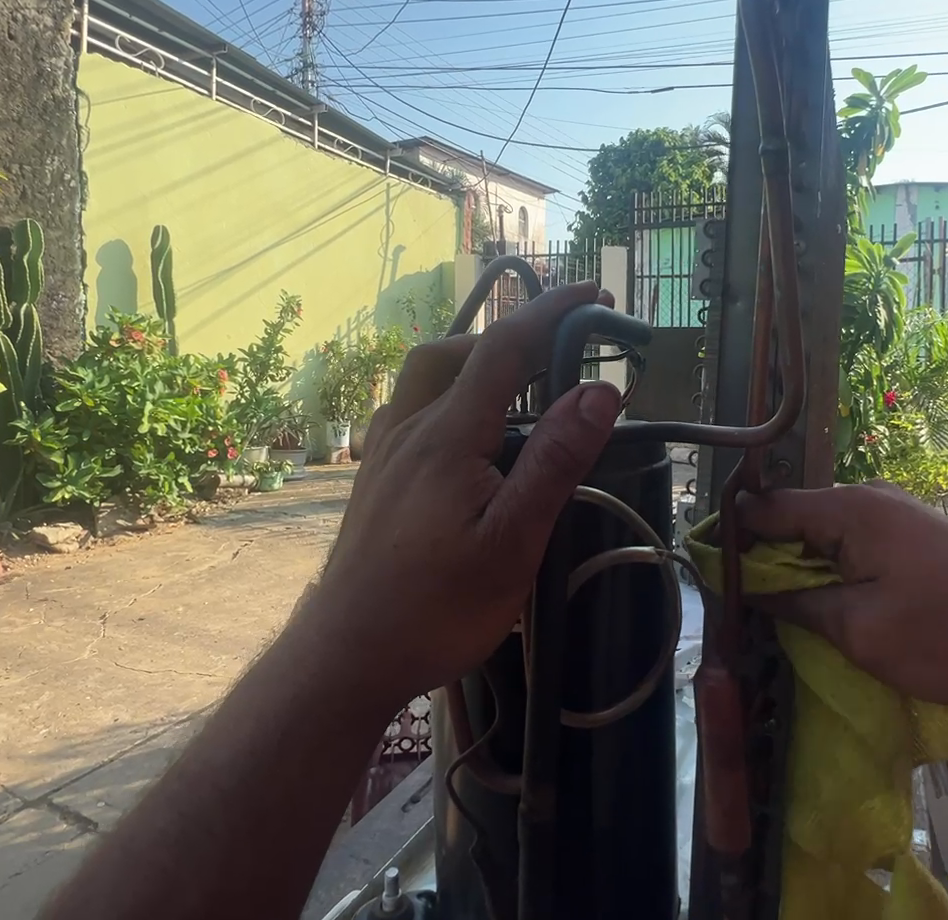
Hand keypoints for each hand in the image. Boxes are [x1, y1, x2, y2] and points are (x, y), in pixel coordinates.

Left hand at [304, 282, 623, 710]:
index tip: (596, 291)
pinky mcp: (373, 476)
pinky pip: (409, 407)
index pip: (505, 349)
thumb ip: (554, 462)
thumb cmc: (436, 609)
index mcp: (447, 435)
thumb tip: (601, 390)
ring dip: (474, 362)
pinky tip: (462, 431)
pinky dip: (446, 393)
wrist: (345, 656)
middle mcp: (409, 428)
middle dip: (511, 336)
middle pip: (456, 352)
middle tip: (559, 351)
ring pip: (426, 377)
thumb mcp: (511, 542)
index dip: (552, 312)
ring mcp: (383, 452)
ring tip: (518, 387)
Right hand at [740, 482, 947, 706]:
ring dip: (800, 565)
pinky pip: (855, 543)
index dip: (731, 536)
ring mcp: (897, 514)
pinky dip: (832, 567)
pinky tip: (827, 599)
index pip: (767, 510)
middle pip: (794, 517)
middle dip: (764, 555)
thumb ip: (797, 605)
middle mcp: (870, 499)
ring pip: (824, 532)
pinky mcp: (916, 535)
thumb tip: (751, 592)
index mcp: (849, 510)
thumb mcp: (860, 630)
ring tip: (778, 605)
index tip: (705, 566)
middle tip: (739, 597)